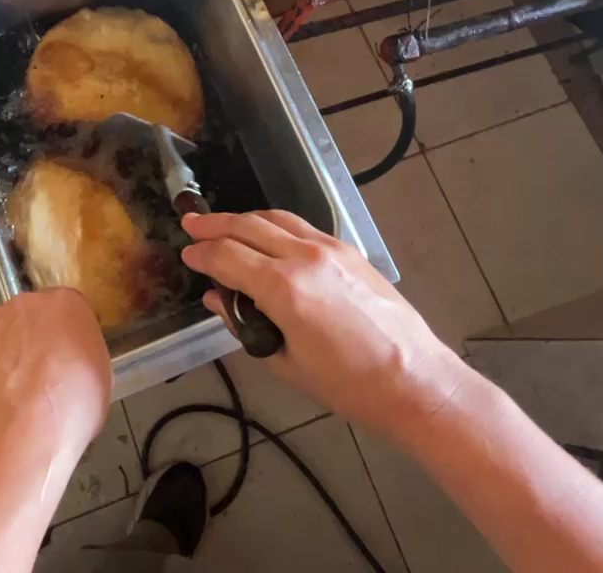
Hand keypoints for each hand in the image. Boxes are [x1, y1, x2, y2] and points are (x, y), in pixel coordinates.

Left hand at [0, 288, 111, 458]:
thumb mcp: (100, 375)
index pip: (68, 310)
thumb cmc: (75, 406)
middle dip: (34, 339)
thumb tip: (70, 360)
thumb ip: (83, 353)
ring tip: (13, 392)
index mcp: (67, 303)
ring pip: (2, 332)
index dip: (66, 337)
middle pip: (32, 316)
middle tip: (41, 375)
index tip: (67, 360)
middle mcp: (28, 302)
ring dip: (7, 352)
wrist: (25, 431)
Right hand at [182, 209, 465, 435]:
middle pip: (247, 226)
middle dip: (214, 224)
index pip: (228, 257)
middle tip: (190, 222)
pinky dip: (274, 225)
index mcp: (284, 288)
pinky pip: (300, 227)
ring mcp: (329, 248)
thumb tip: (217, 300)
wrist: (416, 381)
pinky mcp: (348, 250)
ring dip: (243, 218)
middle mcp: (304, 257)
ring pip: (275, 218)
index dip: (201, 254)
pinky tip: (265, 235)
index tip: (186, 254)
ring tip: (222, 224)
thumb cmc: (348, 385)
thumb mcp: (285, 362)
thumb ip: (244, 324)